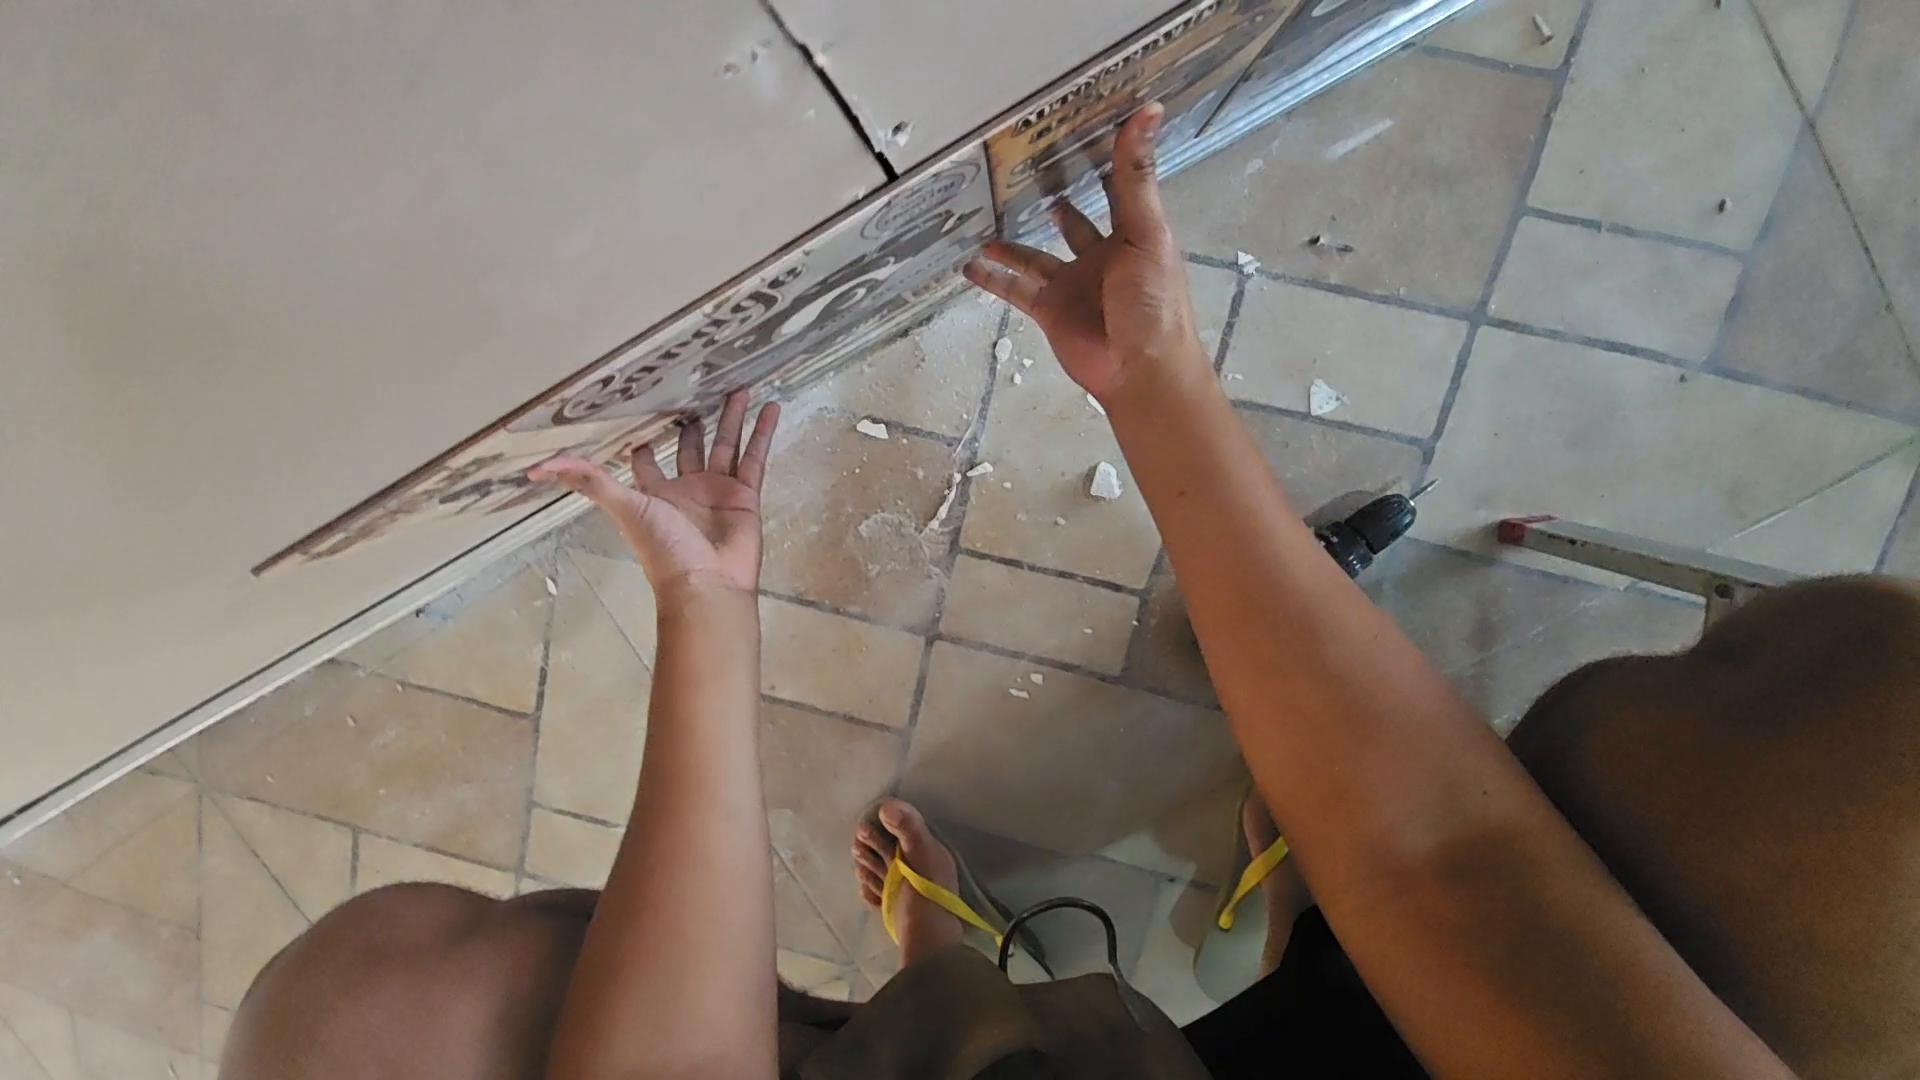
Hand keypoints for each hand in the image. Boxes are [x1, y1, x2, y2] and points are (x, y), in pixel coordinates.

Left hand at [530, 390, 779, 596]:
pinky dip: (763, 434)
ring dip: (733, 418)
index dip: (644, 440)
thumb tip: (538, 466)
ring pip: (727, 446)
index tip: (644, 411)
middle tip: (696, 390)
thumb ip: (591, 481)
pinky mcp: (747, 496)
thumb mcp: (625, 509)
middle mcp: (688, 489)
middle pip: (692, 447)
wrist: (707, 584)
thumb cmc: (664, 549)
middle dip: (693, 421)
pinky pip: (756, 459)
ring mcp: (720, 491)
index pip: (648, 461)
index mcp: (656, 493)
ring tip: (739, 386)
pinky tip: (770, 408)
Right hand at [963, 103, 1204, 401]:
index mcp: (1130, 234)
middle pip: (1071, 223)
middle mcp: (1099, 256)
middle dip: (1053, 201)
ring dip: (1012, 242)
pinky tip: (970, 264)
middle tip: (1024, 175)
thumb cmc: (1153, 301)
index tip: (1080, 132)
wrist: (1138, 368)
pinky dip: (994, 278)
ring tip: (987, 216)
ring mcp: (1071, 285)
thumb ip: (1135, 177)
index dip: (1101, 162)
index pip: (1114, 189)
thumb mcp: (1146, 232)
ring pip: (1034, 256)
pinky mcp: (1048, 311)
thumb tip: (1148, 110)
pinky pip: (1015, 290)